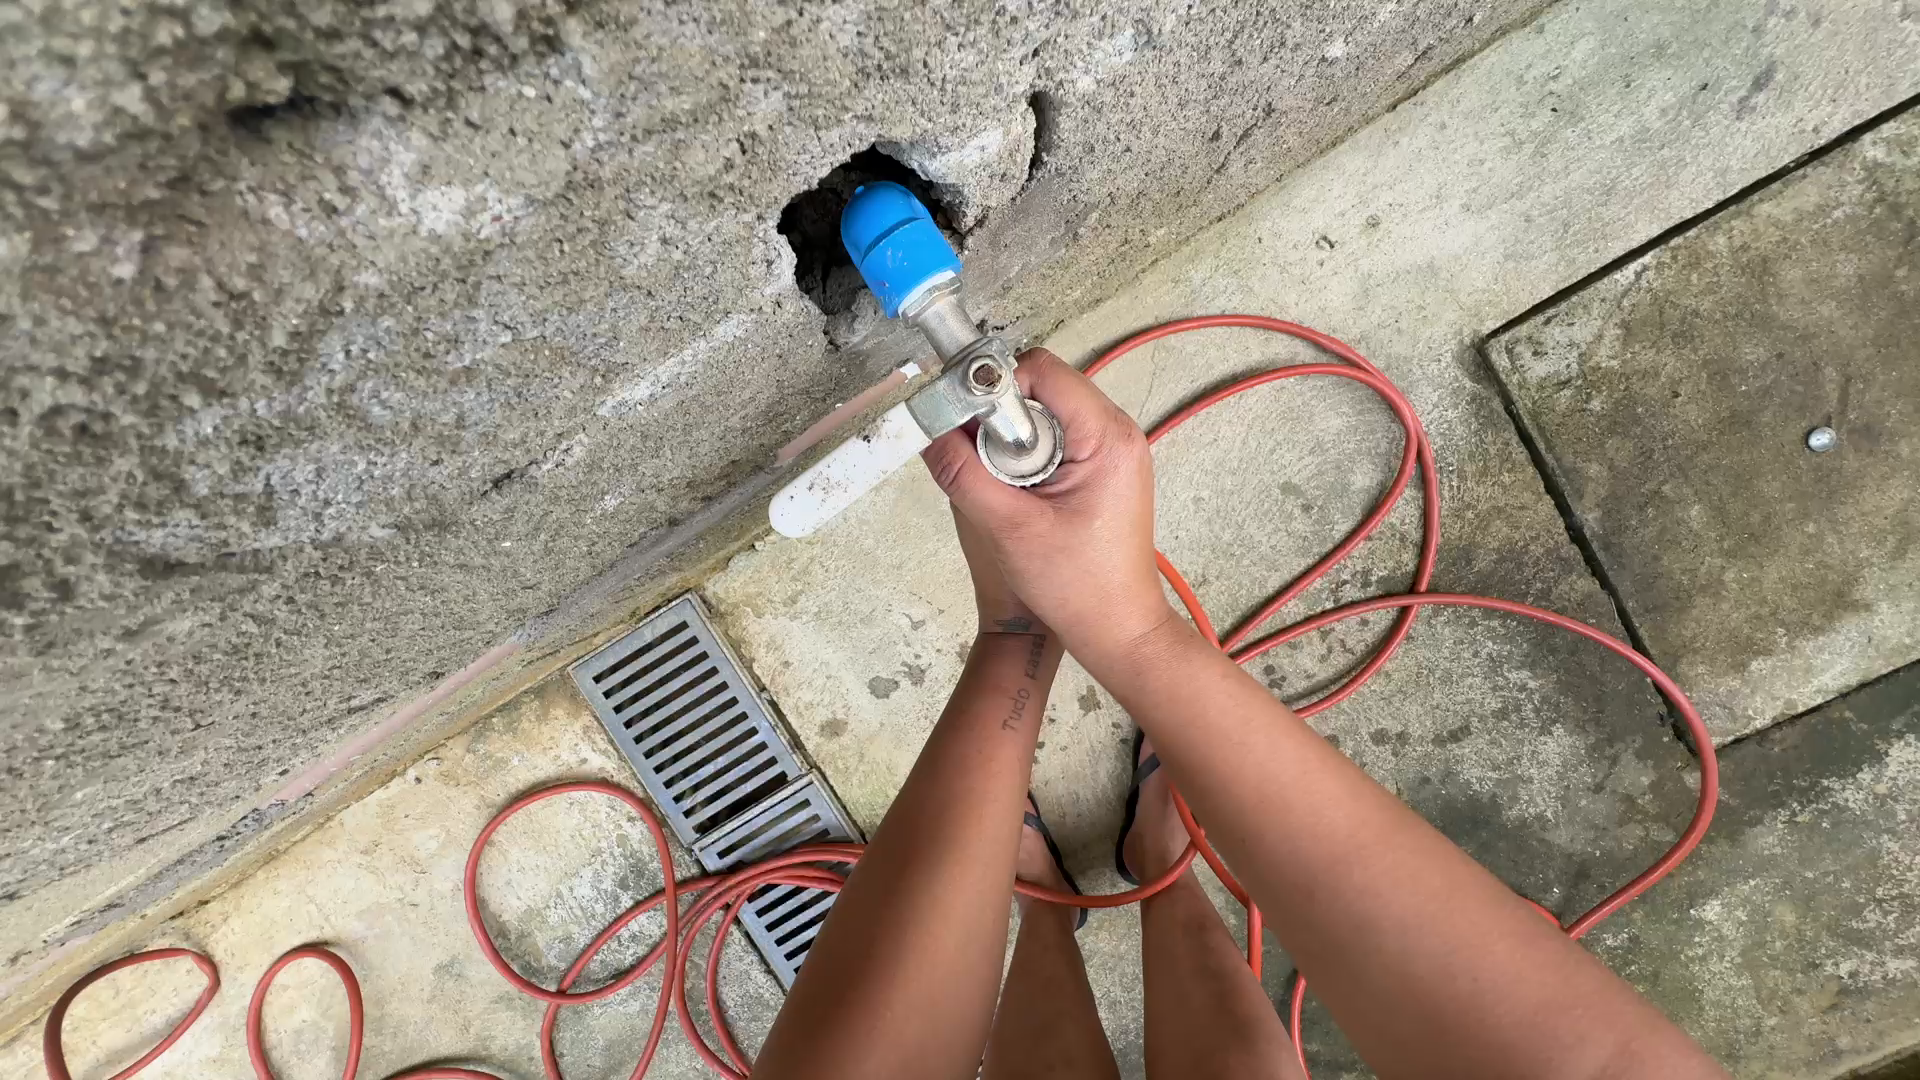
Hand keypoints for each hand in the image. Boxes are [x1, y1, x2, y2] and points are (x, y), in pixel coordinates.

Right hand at [921, 348, 1172, 654]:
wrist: (1117, 629)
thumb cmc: (1077, 586)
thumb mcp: (1008, 528)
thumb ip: (964, 475)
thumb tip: (928, 432)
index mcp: (1107, 437)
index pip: (1041, 369)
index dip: (995, 389)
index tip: (967, 424)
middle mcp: (1116, 432)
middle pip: (1041, 387)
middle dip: (1000, 417)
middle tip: (980, 460)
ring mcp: (1112, 450)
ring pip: (1043, 413)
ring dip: (1010, 440)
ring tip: (1000, 485)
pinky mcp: (1101, 469)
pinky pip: (1053, 439)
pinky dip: (1024, 455)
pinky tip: (1015, 492)